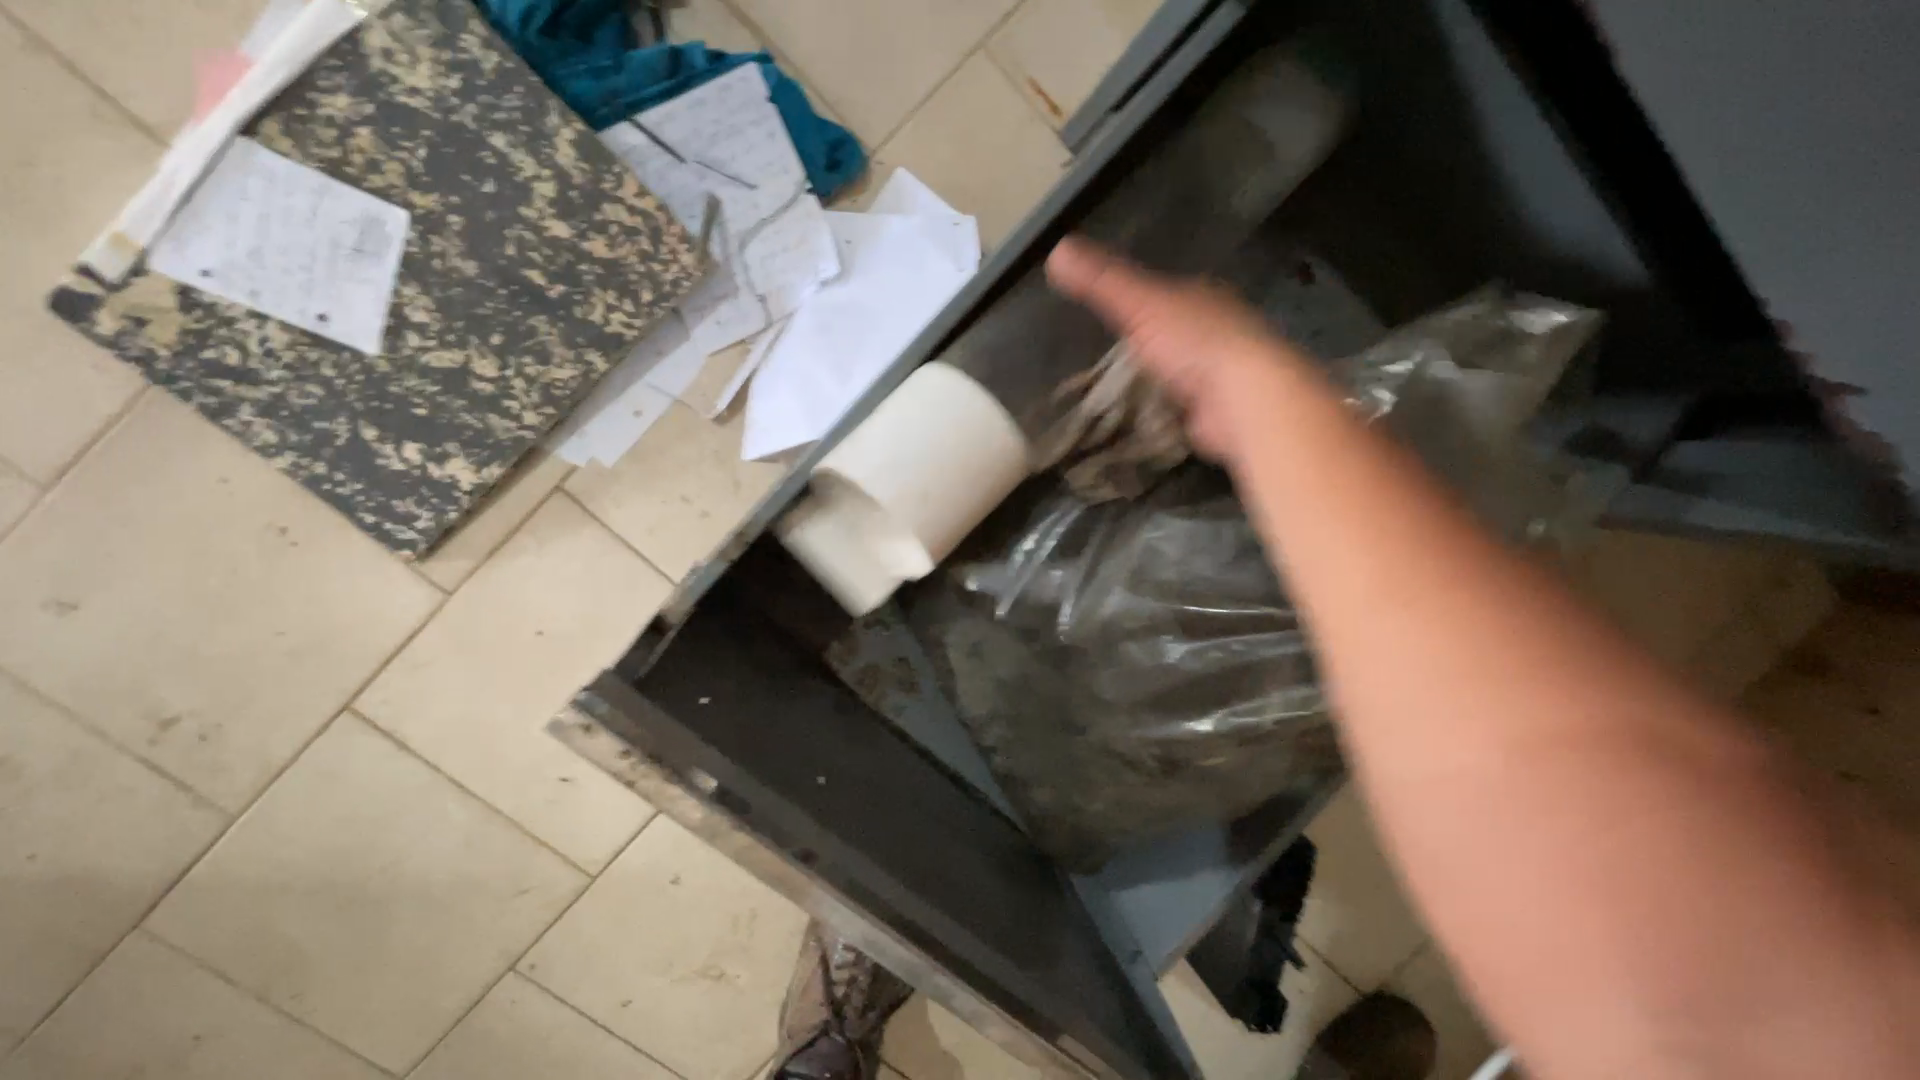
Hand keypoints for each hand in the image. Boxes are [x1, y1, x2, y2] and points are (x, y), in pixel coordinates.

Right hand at [1045, 236, 1302, 460]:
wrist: (1243, 397)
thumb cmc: (1193, 341)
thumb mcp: (1137, 302)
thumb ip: (1100, 280)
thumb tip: (1056, 249)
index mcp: (1204, 295)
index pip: (1167, 290)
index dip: (1140, 298)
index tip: (1113, 311)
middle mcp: (1220, 328)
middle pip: (1177, 331)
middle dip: (1151, 343)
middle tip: (1111, 360)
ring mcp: (1224, 372)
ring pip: (1183, 369)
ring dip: (1160, 379)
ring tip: (1121, 392)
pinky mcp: (1222, 410)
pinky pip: (1186, 406)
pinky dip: (1168, 410)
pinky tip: (1147, 418)